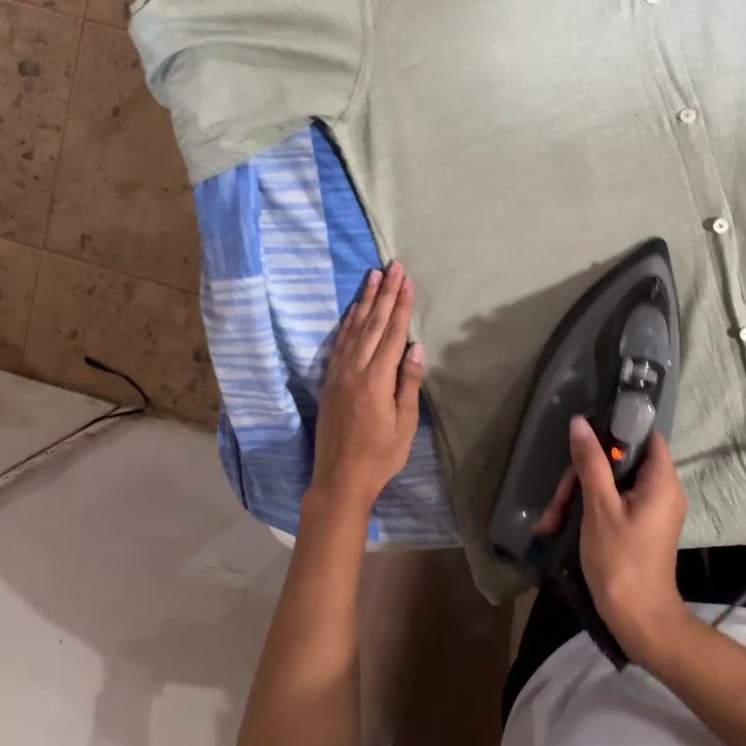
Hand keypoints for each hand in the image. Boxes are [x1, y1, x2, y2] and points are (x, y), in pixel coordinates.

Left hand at [312, 262, 424, 509]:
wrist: (340, 479)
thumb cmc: (380, 456)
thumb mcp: (404, 424)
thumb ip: (408, 384)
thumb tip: (416, 347)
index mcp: (376, 380)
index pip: (392, 334)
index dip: (401, 306)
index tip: (407, 280)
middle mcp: (354, 370)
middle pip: (372, 324)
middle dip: (385, 294)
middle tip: (393, 267)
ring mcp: (338, 374)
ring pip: (354, 328)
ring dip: (365, 301)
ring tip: (373, 276)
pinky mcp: (329, 381)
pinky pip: (339, 343)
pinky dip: (347, 323)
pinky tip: (353, 311)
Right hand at [536, 417, 690, 660]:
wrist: (639, 620)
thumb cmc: (621, 560)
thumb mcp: (599, 508)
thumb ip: (590, 463)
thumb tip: (580, 423)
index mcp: (661, 480)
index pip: (645, 435)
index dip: (616, 430)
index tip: (584, 439)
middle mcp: (662, 491)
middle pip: (621, 462)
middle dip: (584, 475)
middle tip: (559, 500)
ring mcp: (652, 511)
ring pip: (612, 485)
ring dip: (578, 498)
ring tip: (551, 522)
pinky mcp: (641, 528)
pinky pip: (614, 505)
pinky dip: (588, 513)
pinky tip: (558, 530)